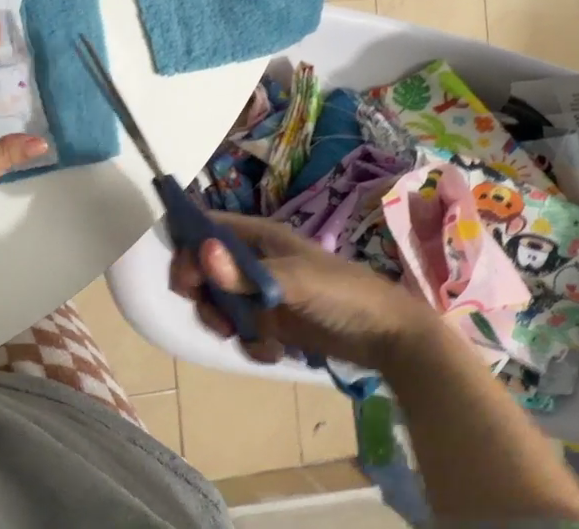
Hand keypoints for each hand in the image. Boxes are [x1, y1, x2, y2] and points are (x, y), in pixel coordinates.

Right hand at [170, 212, 443, 372]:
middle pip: (204, 267)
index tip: (186, 277)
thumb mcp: (293, 281)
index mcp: (256, 236)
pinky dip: (248, 342)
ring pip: (218, 300)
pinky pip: (240, 328)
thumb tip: (202, 252)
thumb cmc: (343, 293)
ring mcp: (261, 291)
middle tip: (214, 316)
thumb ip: (246, 273)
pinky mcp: (271, 322)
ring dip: (222, 321)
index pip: (206, 228)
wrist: (392, 338)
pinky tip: (272, 351)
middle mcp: (253, 259)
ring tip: (241, 337)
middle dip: (201, 292)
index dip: (188, 244)